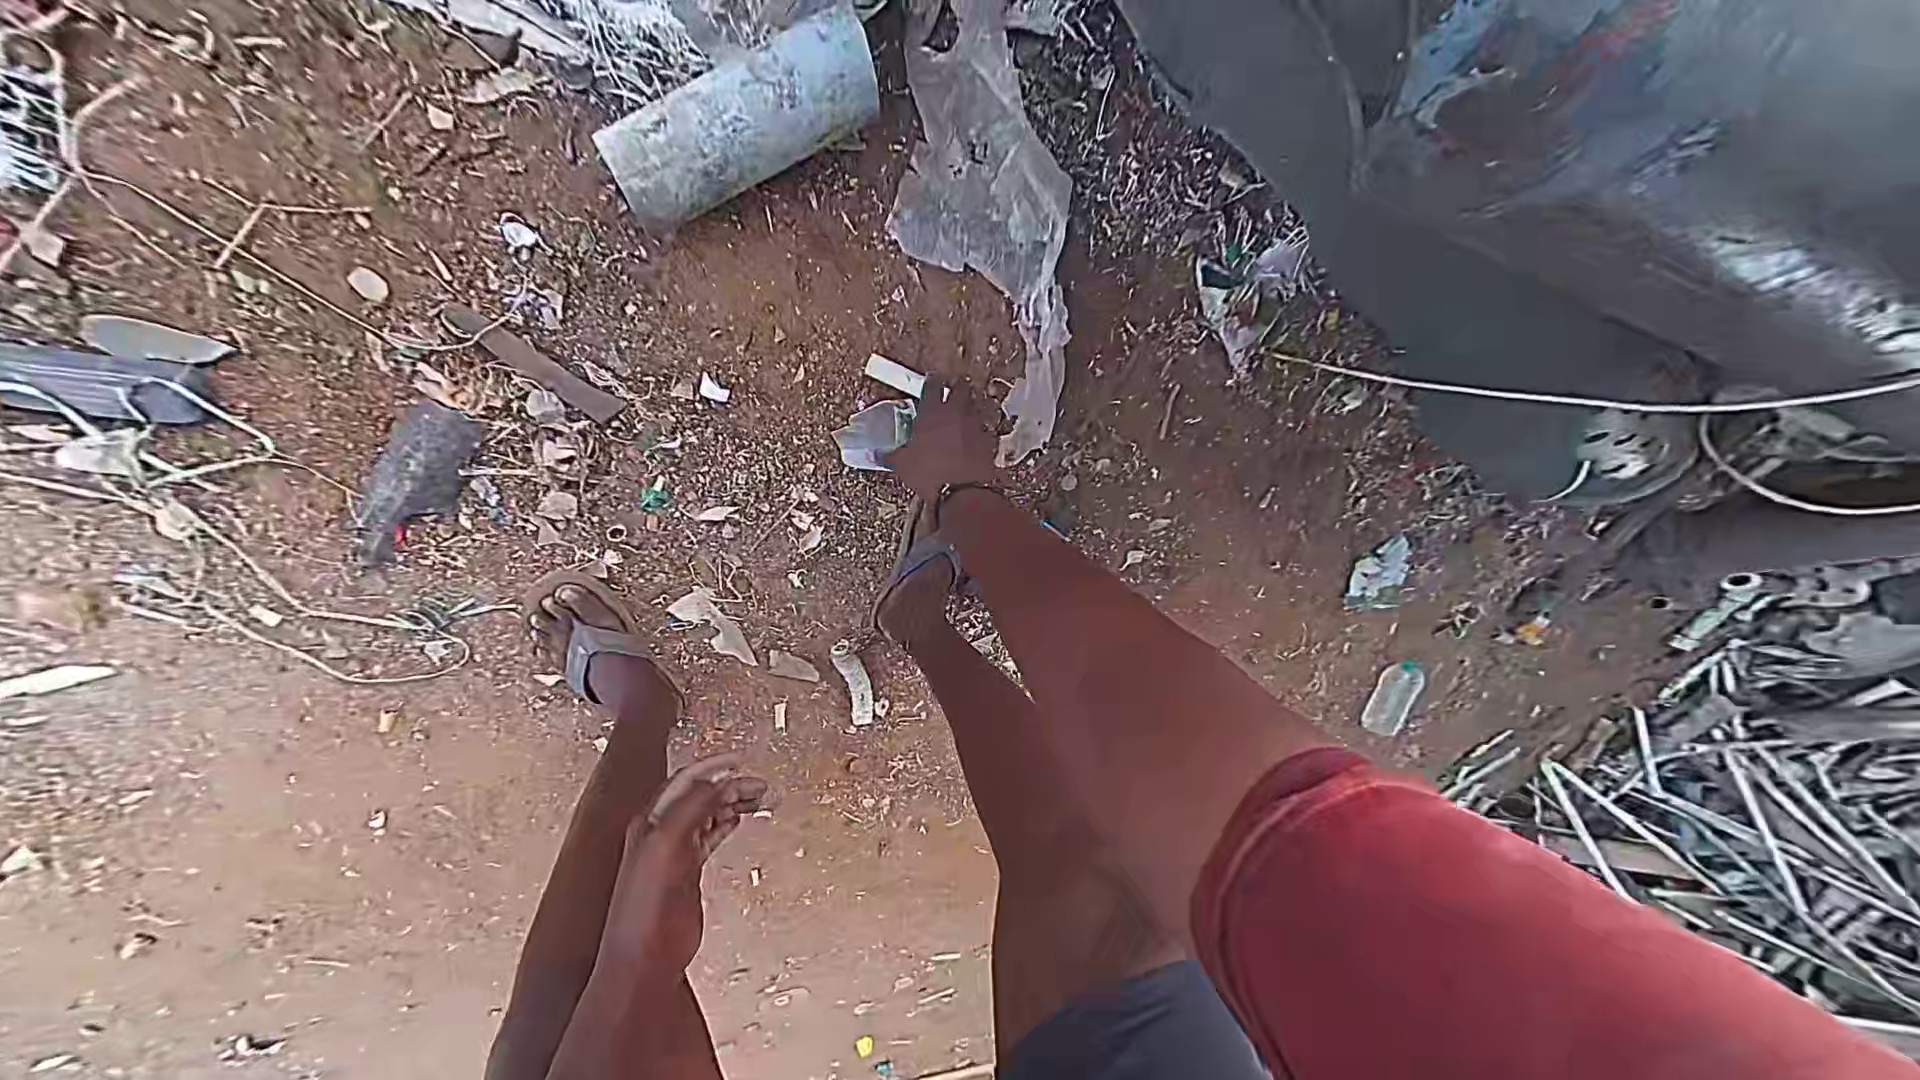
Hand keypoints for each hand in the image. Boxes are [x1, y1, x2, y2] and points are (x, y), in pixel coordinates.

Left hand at [596, 754, 769, 980]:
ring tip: (759, 798)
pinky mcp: (687, 871)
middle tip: (759, 784)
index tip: (739, 761)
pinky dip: (728, 822)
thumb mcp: (668, 845)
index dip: (714, 766)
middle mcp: (662, 831)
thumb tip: (718, 782)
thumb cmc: (645, 911)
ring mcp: (675, 851)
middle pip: (702, 795)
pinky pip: (711, 834)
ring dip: (734, 802)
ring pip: (709, 813)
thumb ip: (691, 809)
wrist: (643, 959)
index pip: (688, 780)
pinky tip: (738, 820)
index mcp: (652, 820)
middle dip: (732, 785)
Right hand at [884, 376, 998, 502]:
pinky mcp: (989, 441)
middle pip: (961, 387)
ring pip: (976, 406)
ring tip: (964, 414)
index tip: (931, 379)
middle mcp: (956, 413)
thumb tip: (876, 455)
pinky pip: (986, 429)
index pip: (933, 384)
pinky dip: (980, 431)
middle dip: (957, 386)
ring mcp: (976, 425)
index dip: (932, 380)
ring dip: (971, 407)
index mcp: (932, 412)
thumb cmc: (929, 474)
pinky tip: (975, 438)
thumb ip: (890, 455)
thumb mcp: (902, 465)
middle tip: (952, 390)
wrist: (962, 493)